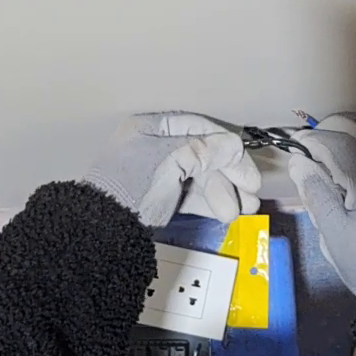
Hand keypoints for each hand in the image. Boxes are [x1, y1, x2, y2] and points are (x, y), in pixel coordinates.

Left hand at [83, 112, 261, 226]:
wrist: (104, 227)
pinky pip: (192, 194)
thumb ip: (204, 151)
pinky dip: (211, 203)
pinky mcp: (162, 197)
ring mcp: (160, 173)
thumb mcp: (169, 159)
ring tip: (245, 210)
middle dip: (230, 176)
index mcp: (153, 128)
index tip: (247, 169)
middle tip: (251, 194)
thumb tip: (235, 145)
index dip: (228, 148)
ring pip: (201, 178)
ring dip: (226, 193)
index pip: (201, 130)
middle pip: (204, 156)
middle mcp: (157, 146)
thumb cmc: (133, 183)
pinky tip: (228, 214)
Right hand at [286, 113, 355, 301]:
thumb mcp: (333, 234)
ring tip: (331, 149)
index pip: (339, 144)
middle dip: (336, 125)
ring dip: (354, 135)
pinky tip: (354, 171)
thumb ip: (315, 193)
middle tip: (314, 139)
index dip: (314, 139)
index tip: (297, 143)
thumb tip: (299, 161)